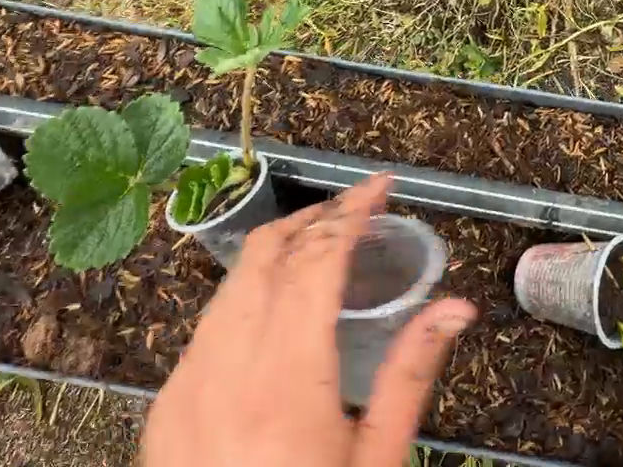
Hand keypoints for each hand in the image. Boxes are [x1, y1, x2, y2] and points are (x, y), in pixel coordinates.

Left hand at [141, 174, 476, 466]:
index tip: (383, 184)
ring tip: (327, 251)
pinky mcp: (163, 407)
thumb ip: (410, 373)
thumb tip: (459, 306)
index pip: (316, 261)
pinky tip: (281, 314)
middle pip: (265, 254)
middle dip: (315, 217)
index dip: (351, 211)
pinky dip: (250, 294)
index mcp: (284, 379)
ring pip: (231, 282)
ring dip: (281, 251)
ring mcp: (184, 385)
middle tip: (360, 212)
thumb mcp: (376, 460)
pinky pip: (210, 324)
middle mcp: (223, 367)